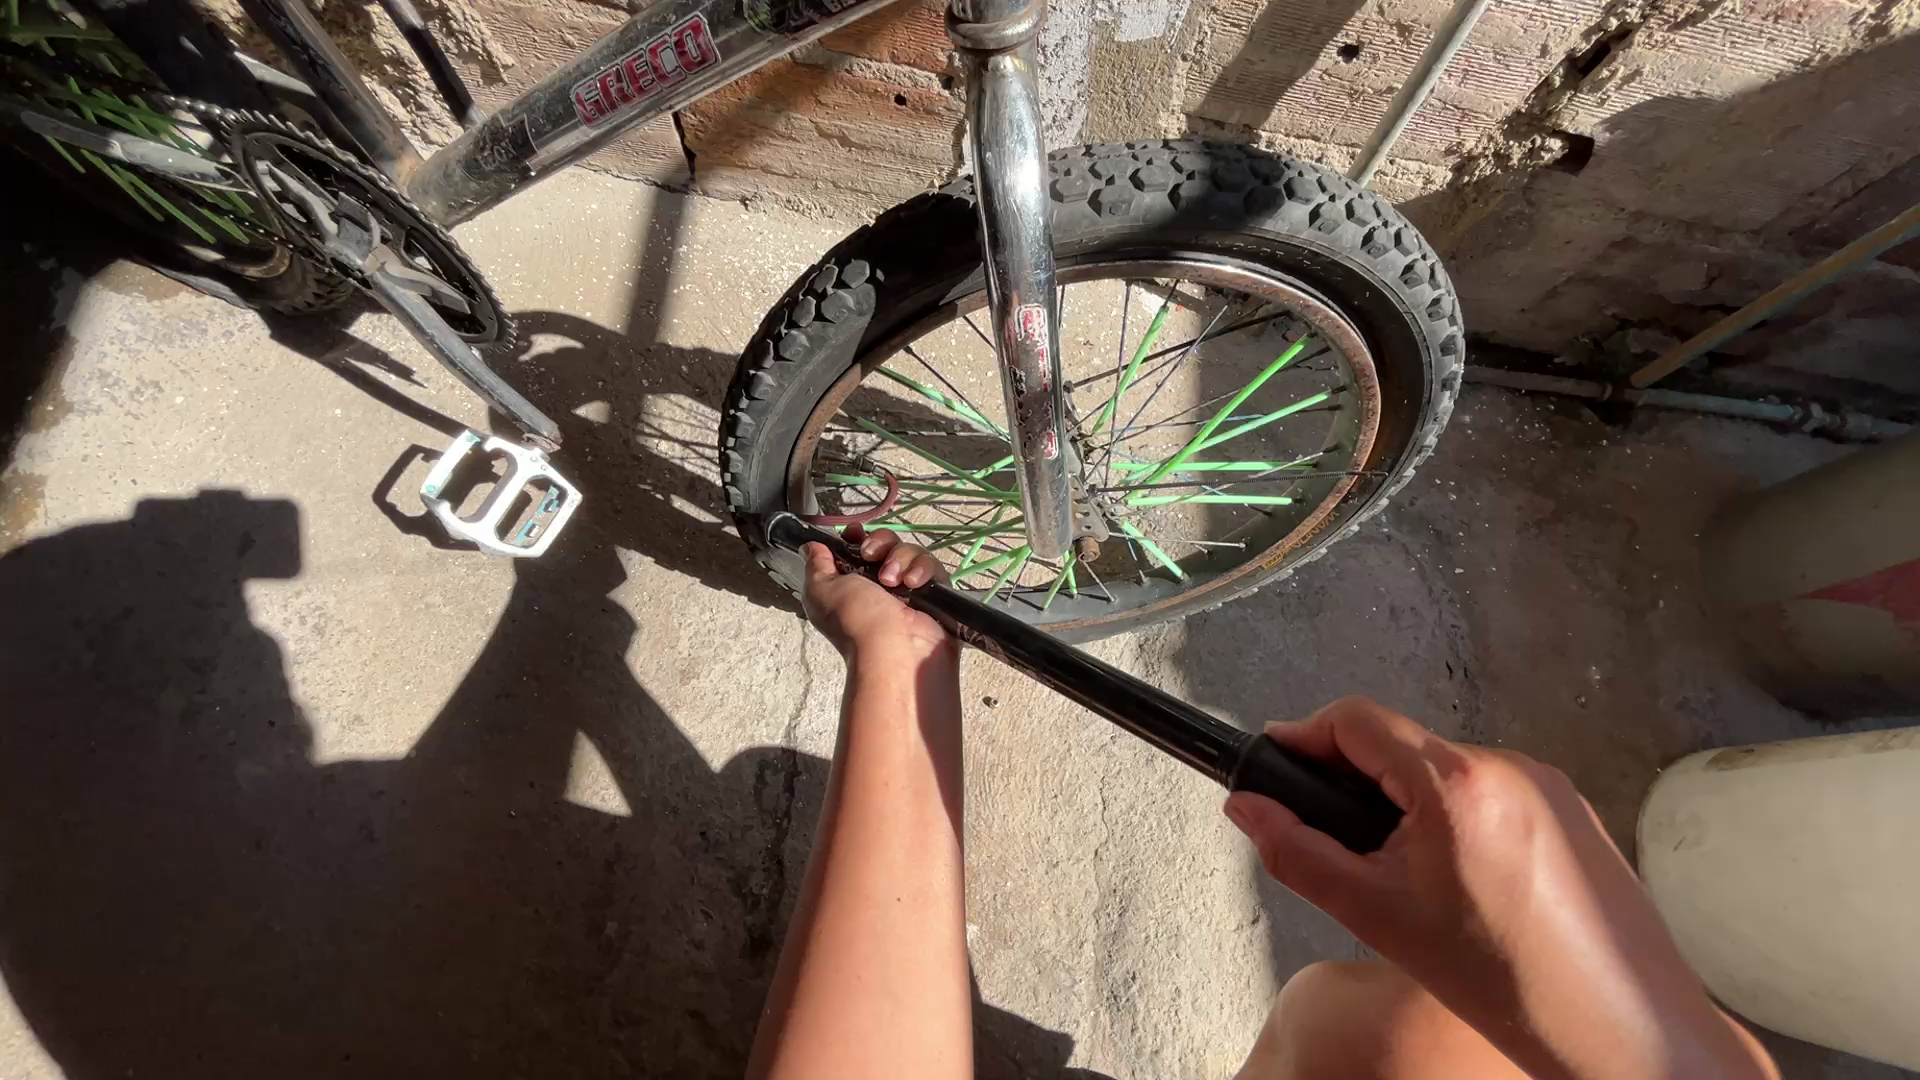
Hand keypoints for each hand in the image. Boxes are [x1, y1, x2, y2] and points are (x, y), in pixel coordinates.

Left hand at [802, 525, 954, 662]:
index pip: (859, 548)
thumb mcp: (822, 589)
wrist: (894, 651)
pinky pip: (932, 566)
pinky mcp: (934, 592)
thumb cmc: (854, 621)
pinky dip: (922, 569)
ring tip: (894, 581)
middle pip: (888, 543)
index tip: (855, 532)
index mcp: (853, 584)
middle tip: (871, 557)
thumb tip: (811, 546)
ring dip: (900, 558)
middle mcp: (881, 585)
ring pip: (911, 551)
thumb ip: (817, 565)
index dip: (858, 536)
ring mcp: (909, 588)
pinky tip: (914, 583)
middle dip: (880, 543)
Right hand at [1224, 697, 1775, 1079]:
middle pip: (1395, 740)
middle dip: (1348, 770)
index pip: (1355, 718)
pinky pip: (1479, 783)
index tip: (1278, 761)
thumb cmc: (1500, 981)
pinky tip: (1444, 864)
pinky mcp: (1568, 807)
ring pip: (1435, 762)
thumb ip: (1294, 851)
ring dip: (1396, 789)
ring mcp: (1546, 782)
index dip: (1305, 734)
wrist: (1636, 1042)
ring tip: (1387, 854)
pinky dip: (1443, 805)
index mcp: (1457, 783)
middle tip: (1328, 822)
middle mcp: (1507, 765)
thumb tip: (1244, 805)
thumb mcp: (1372, 914)